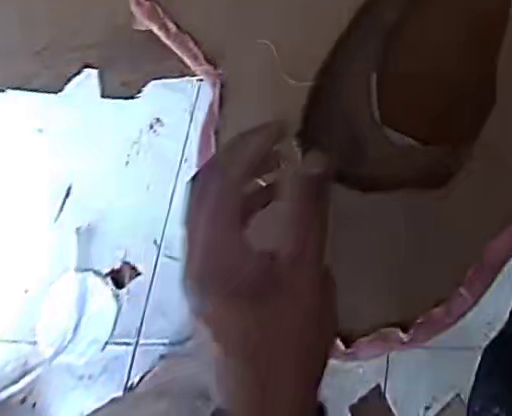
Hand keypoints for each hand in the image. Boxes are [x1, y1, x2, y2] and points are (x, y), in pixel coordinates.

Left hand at [185, 122, 334, 415]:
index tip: (283, 124)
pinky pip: (220, 225)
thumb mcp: (305, 266)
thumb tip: (315, 155)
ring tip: (280, 160)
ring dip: (241, 176)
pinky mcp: (212, 282)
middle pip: (203, 190)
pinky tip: (276, 200)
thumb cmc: (288, 332)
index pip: (219, 181)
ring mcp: (200, 273)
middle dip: (238, 154)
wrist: (267, 397)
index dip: (248, 145)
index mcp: (214, 253)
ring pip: (209, 207)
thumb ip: (307, 208)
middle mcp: (196, 258)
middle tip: (277, 134)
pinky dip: (245, 200)